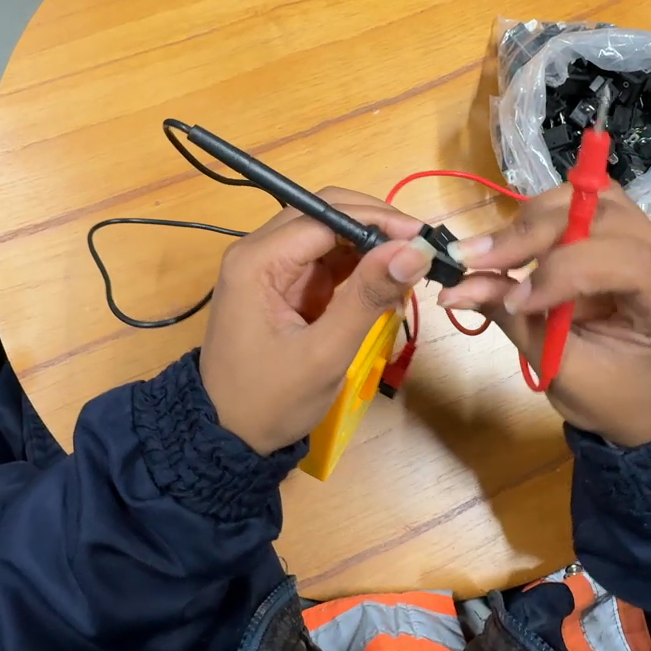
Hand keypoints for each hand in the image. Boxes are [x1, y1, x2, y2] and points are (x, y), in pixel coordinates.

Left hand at [200, 188, 437, 453]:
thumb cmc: (270, 400)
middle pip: (325, 214)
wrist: (227, 436)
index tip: (424, 236)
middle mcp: (258, 251)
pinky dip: (358, 267)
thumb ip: (367, 297)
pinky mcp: (282, 283)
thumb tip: (414, 250)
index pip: (325, 215)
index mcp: (257, 260)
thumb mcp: (324, 353)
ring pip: (328, 233)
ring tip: (410, 268)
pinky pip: (325, 260)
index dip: (377, 219)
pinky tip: (386, 285)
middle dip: (375, 226)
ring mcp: (269, 266)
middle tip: (422, 249)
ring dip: (370, 246)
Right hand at [436, 185, 650, 446]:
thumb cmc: (613, 401)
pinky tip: (515, 246)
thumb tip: (452, 288)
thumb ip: (514, 321)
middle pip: (601, 216)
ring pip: (588, 200)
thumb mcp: (561, 372)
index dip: (563, 269)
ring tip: (492, 254)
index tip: (514, 301)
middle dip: (531, 234)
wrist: (649, 406)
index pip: (626, 261)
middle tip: (472, 259)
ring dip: (532, 221)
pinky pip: (582, 206)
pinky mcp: (626, 232)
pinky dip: (541, 219)